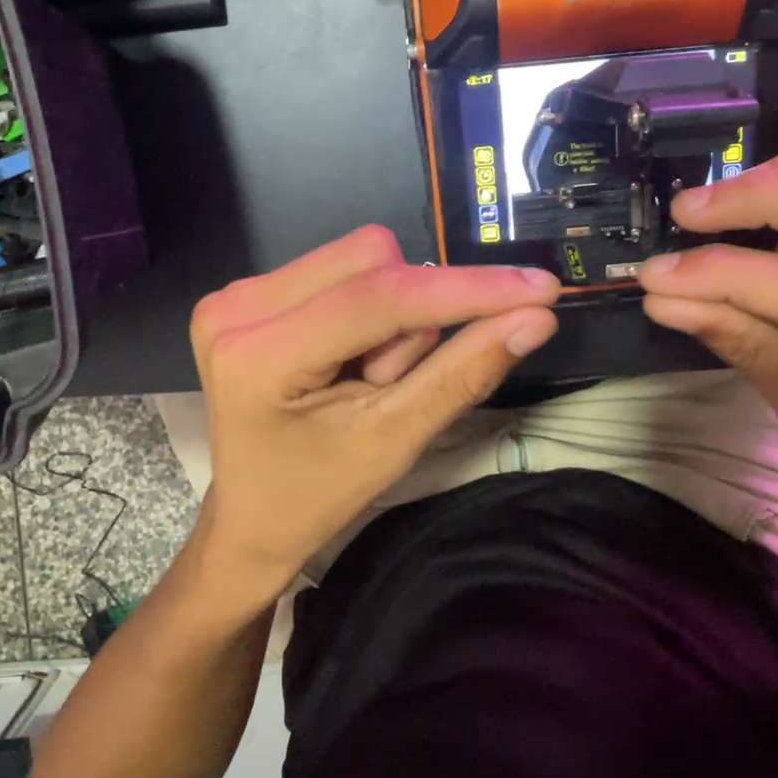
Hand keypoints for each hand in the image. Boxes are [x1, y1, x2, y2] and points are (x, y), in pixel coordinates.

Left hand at [189, 226, 559, 592]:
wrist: (248, 519)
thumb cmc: (317, 495)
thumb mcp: (395, 440)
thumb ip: (464, 373)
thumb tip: (536, 318)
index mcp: (260, 356)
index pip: (381, 297)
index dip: (467, 289)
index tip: (541, 289)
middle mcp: (237, 307)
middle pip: (374, 258)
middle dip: (413, 313)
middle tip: (390, 380)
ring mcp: (236, 294)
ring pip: (362, 258)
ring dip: (392, 313)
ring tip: (365, 376)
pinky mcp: (249, 292)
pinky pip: (341, 269)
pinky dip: (368, 308)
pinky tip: (346, 359)